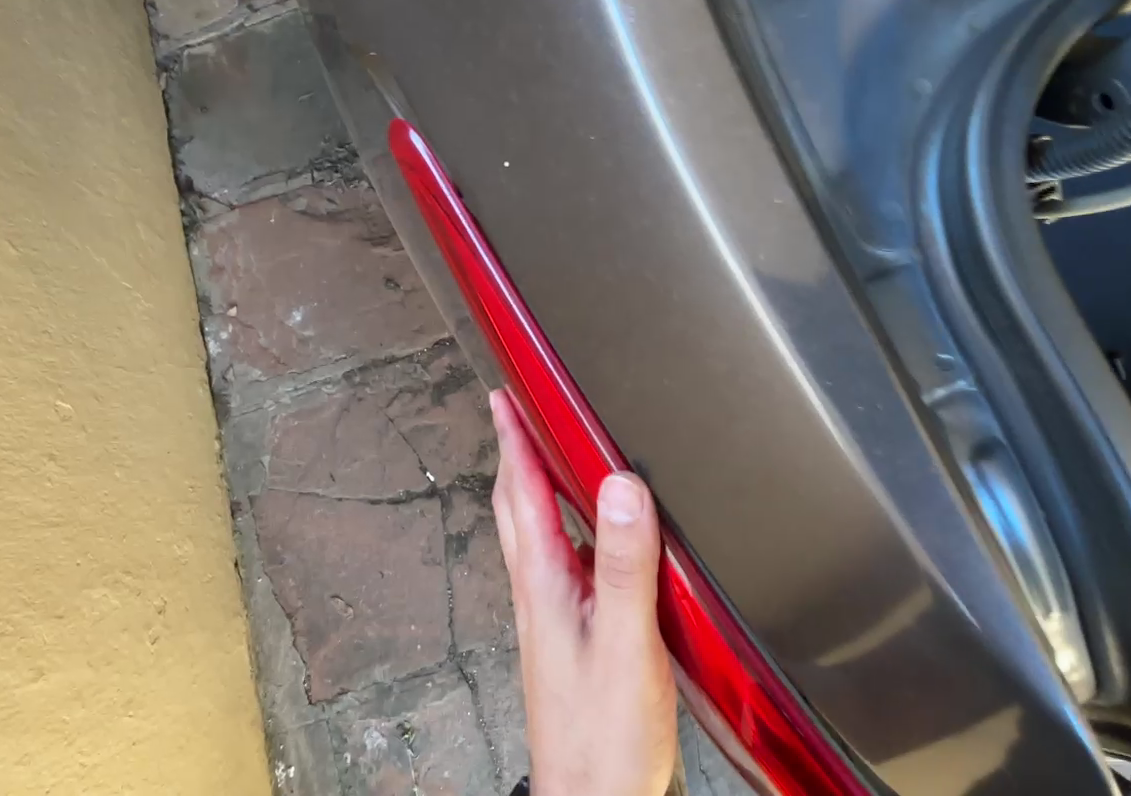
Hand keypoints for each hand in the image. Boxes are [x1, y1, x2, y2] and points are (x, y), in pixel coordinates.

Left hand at [491, 389, 677, 795]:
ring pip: (532, 529)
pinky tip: (583, 530)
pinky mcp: (565, 630)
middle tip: (514, 412)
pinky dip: (558, 523)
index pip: (522, 491)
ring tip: (542, 453)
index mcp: (544, 580)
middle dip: (514, 452)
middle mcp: (538, 589)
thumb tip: (621, 488)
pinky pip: (555, 557)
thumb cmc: (603, 734)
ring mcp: (547, 611)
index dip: (515, 438)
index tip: (506, 397)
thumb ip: (624, 565)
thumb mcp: (624, 642)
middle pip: (516, 504)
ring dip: (531, 484)